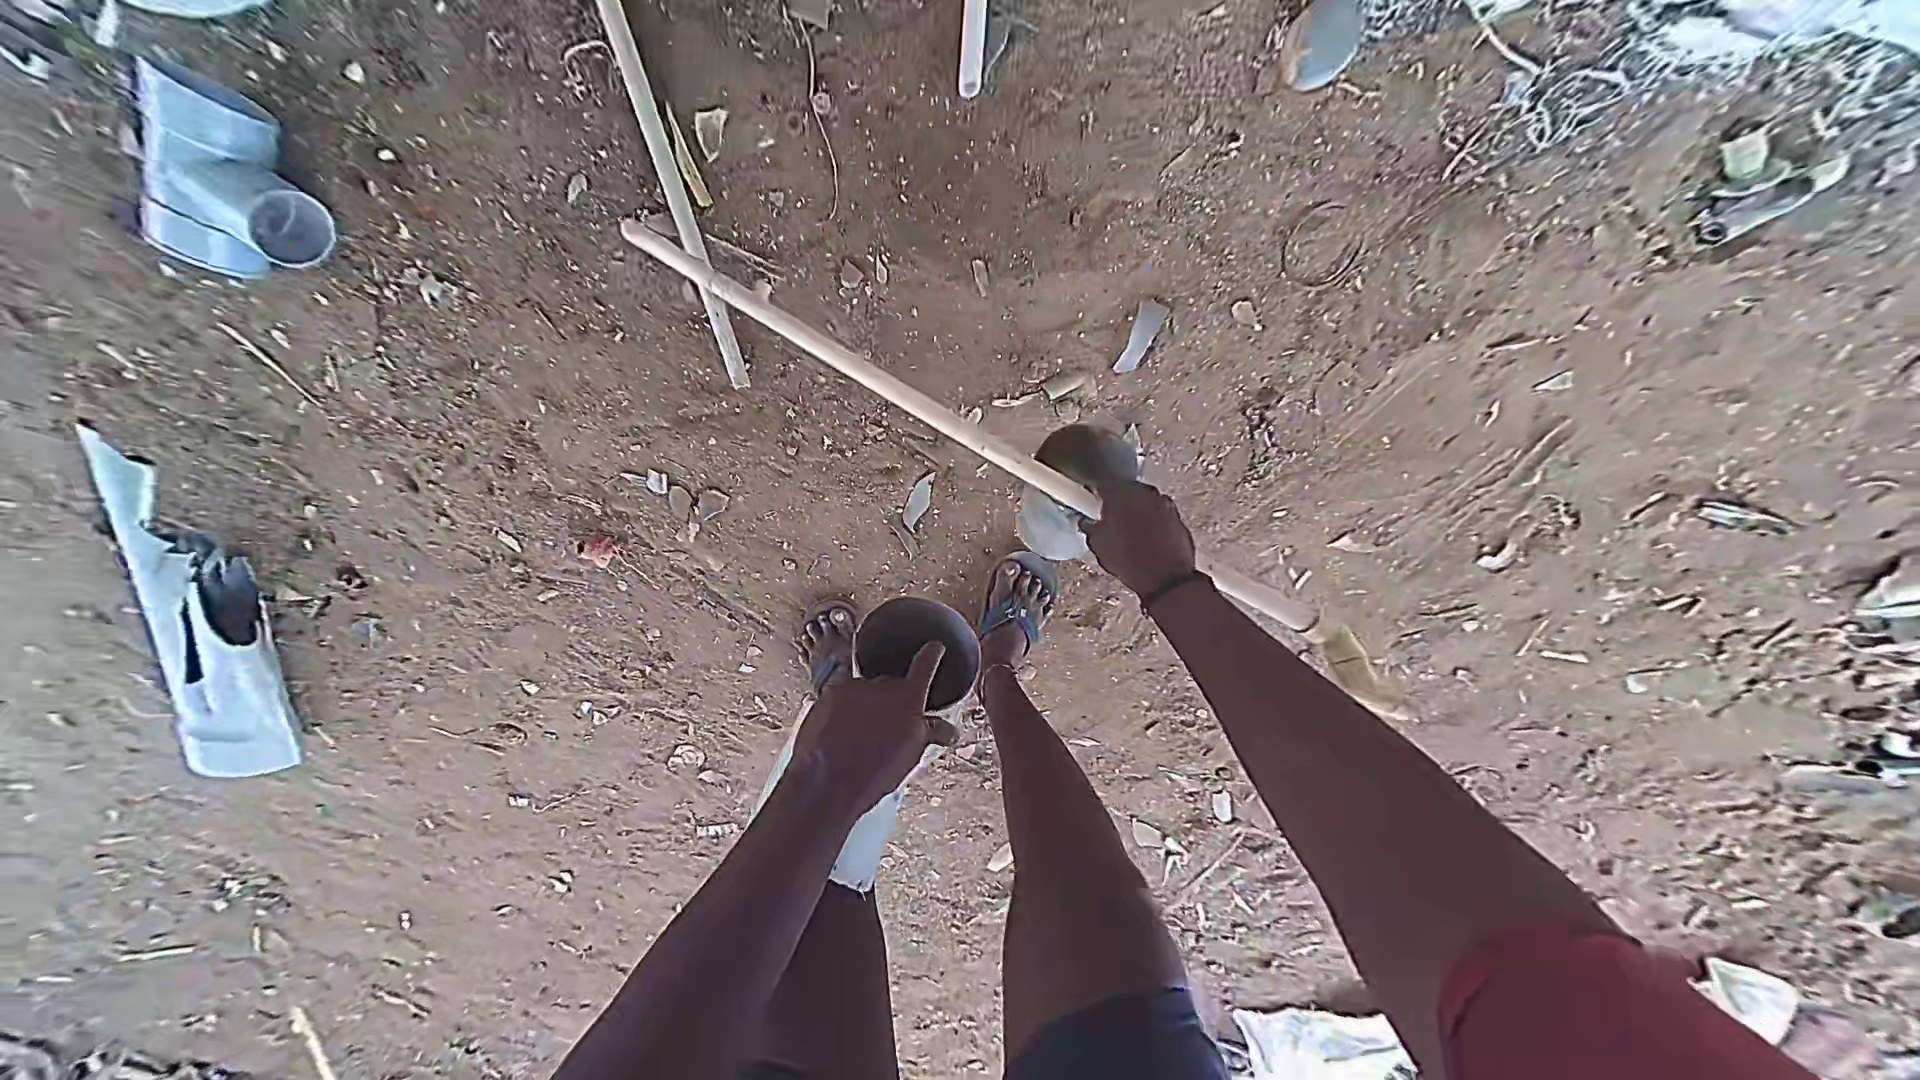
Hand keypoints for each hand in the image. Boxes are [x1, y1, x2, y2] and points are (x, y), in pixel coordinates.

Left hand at [789, 641, 954, 816]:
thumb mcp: (912, 754)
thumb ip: (931, 733)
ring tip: (858, 737)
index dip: (932, 653)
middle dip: (891, 701)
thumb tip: (949, 731)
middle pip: (891, 683)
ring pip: (865, 690)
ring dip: (865, 706)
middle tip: (887, 727)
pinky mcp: (828, 693)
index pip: (926, 664)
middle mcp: (882, 685)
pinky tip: (840, 733)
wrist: (828, 783)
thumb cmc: (873, 774)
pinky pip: (841, 695)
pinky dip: (842, 710)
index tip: (934, 647)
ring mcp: (853, 686)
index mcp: (908, 697)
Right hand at [1081, 481, 1196, 595]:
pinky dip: (1151, 519)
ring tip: (1128, 530)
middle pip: (1125, 490)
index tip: (1090, 503)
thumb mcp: (1099, 545)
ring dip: (1135, 509)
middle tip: (1109, 518)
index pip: (1101, 486)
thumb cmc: (1132, 561)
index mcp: (1120, 495)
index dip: (1093, 495)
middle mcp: (1143, 493)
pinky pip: (1158, 512)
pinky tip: (1146, 537)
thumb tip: (1087, 523)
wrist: (1167, 578)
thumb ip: (1090, 527)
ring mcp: (1163, 503)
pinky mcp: (1176, 516)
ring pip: (1143, 500)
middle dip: (1116, 501)